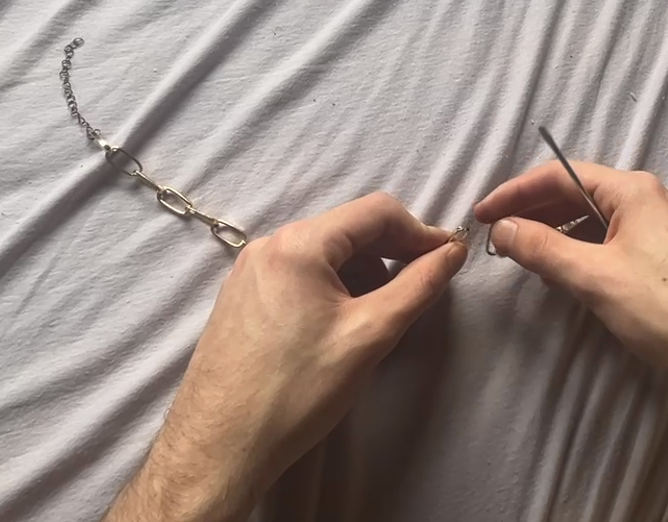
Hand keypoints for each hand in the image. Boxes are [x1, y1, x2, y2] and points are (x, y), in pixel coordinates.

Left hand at [106, 192, 466, 521]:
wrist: (214, 456)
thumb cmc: (296, 392)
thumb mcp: (371, 335)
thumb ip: (420, 285)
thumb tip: (453, 251)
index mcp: (299, 243)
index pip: (376, 211)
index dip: (419, 230)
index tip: (446, 257)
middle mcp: (269, 244)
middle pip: (350, 228)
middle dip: (392, 251)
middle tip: (422, 283)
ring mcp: (249, 270)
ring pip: (327, 250)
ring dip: (365, 270)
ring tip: (381, 311)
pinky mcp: (241, 296)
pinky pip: (302, 271)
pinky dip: (334, 284)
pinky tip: (343, 321)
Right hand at [479, 163, 667, 521]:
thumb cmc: (660, 308)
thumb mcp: (594, 277)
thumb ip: (543, 248)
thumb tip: (502, 228)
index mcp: (633, 189)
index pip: (562, 174)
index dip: (517, 191)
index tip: (483, 212)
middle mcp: (650, 194)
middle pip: (580, 189)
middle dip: (536, 207)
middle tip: (498, 231)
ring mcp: (663, 219)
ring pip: (598, 212)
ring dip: (559, 225)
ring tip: (525, 247)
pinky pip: (615, 230)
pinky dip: (584, 240)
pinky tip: (568, 262)